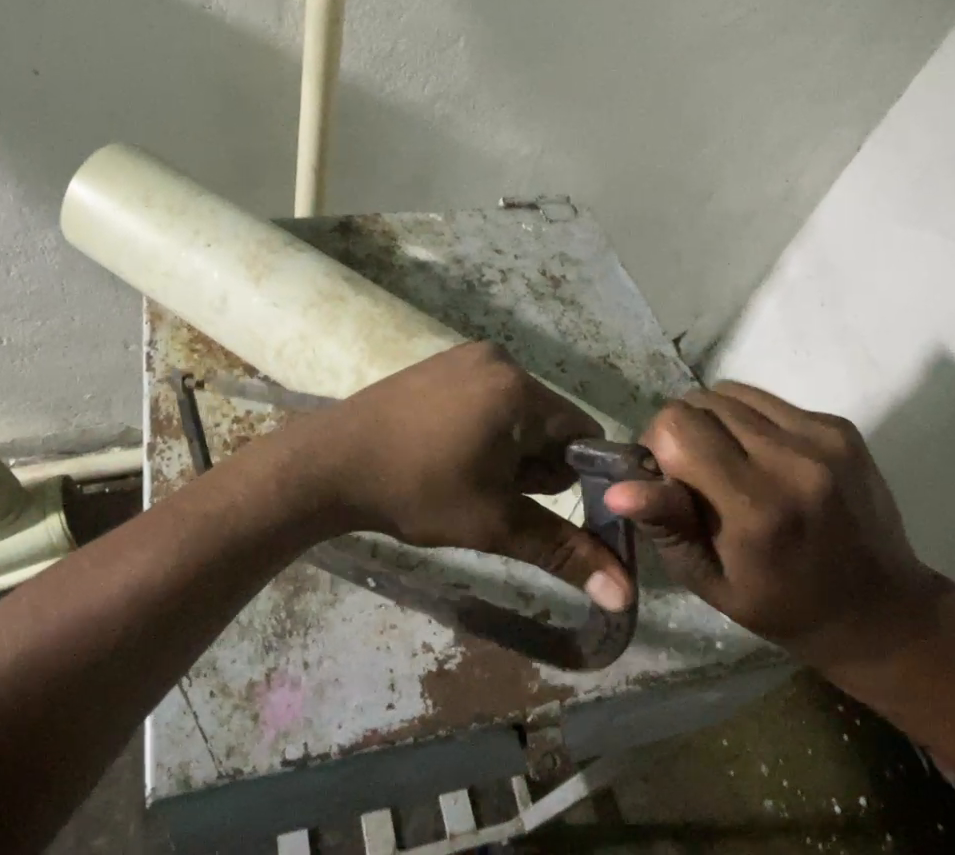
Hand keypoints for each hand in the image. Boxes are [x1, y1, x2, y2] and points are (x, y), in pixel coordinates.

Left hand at [282, 342, 633, 610]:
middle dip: (532, 465)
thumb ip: (563, 552)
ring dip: (506, 451)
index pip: (583, 435)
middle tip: (491, 494)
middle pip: (548, 423)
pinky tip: (446, 454)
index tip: (540, 506)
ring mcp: (463, 357)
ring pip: (515, 414)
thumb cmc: (417, 492)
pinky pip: (484, 399)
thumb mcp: (496, 524)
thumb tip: (625, 597)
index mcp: (520, 388)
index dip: (575, 479)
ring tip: (464, 476)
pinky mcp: (438, 365)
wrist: (329, 464)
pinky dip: (480, 430)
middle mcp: (499, 359)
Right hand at [606, 381, 944, 670]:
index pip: (676, 428)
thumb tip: (617, 488)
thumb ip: (666, 525)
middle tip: (694, 474)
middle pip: (698, 402)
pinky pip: (766, 400)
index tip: (665, 479)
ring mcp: (821, 439)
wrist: (880, 610)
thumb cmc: (781, 606)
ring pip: (729, 392)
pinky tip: (762, 460)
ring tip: (727, 464)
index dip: (656, 447)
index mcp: (755, 508)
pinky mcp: (840, 426)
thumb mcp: (709, 580)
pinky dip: (748, 421)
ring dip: (713, 421)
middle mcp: (791, 462)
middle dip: (681, 431)